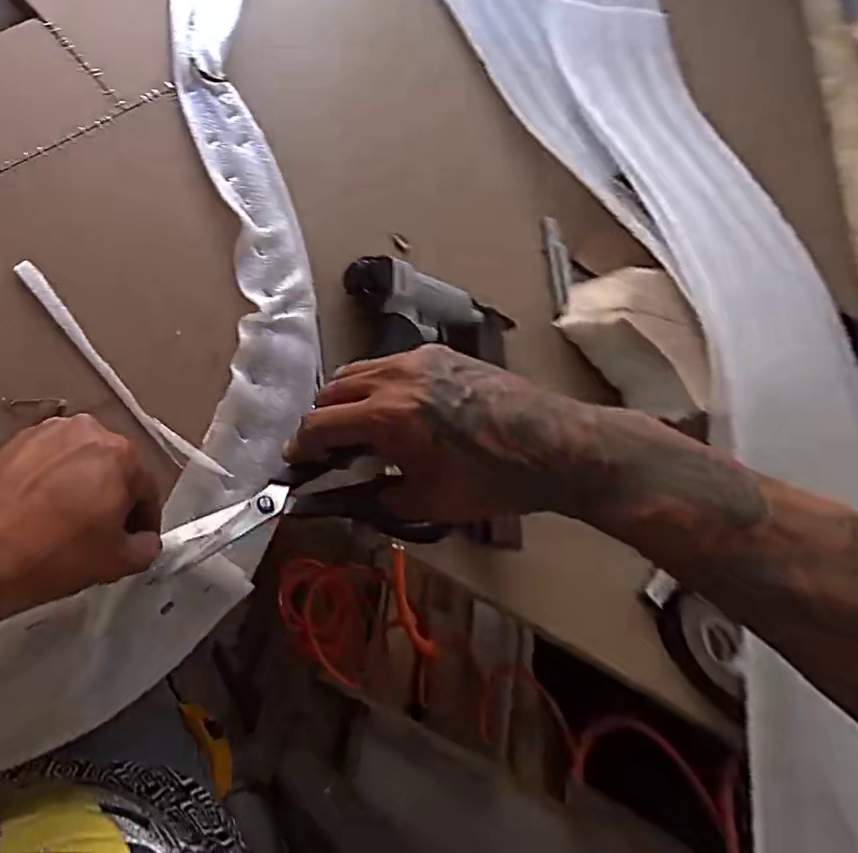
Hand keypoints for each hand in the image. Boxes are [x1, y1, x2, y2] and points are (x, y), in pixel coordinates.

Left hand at [0, 414, 164, 623]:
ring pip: (81, 459)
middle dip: (112, 497)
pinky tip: (42, 507)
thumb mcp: (114, 562)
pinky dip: (52, 477)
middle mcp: (90, 432)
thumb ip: (144, 547)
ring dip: (81, 484)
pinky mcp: (21, 437)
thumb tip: (143, 540)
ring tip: (66, 521)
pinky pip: (50, 457)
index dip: (143, 520)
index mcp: (123, 456)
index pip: (147, 489)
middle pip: (114, 467)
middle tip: (101, 533)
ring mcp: (52, 431)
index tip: (134, 539)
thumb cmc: (49, 549)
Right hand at [284, 345, 651, 522]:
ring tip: (358, 421)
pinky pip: (386, 363)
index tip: (295, 458)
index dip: (300, 445)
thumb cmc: (495, 481)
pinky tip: (396, 404)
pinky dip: (376, 383)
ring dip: (344, 398)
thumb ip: (377, 499)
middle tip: (330, 445)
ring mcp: (414, 361)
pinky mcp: (436, 353)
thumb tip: (348, 501)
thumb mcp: (429, 504)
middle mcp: (391, 380)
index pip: (318, 424)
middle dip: (322, 420)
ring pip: (353, 372)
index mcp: (385, 418)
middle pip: (329, 392)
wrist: (562, 446)